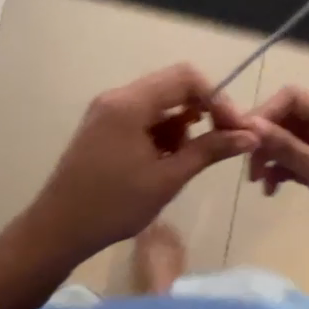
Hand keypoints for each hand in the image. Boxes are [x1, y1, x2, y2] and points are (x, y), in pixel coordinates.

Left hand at [23, 64, 255, 266]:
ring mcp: (107, 111)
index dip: (217, 99)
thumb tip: (250, 135)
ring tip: (187, 160)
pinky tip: (166, 162)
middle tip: (222, 142)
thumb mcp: (167, 178)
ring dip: (182, 125)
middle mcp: (117, 97)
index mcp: (130, 103)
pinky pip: (142, 116)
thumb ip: (209, 151)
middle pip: (173, 86)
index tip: (235, 129)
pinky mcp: (103, 126)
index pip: (186, 78)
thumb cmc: (114, 205)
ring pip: (159, 103)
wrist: (58, 229)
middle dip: (202, 111)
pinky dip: (162, 133)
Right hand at [244, 86, 308, 278]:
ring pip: (290, 144)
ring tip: (258, 183)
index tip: (243, 136)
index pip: (295, 99)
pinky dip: (281, 173)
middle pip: (290, 120)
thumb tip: (251, 124)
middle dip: (265, 137)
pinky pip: (296, 165)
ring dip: (270, 157)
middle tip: (248, 167)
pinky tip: (271, 191)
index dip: (267, 112)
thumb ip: (289, 148)